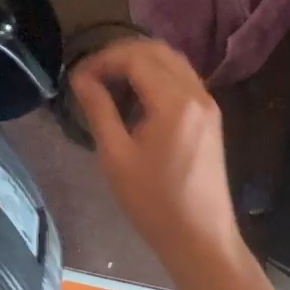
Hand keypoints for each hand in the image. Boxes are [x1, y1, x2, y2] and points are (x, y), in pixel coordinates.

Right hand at [70, 39, 245, 278]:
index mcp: (174, 102)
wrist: (201, 239)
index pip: (136, 58)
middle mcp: (196, 94)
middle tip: (92, 74)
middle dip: (121, 54)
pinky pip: (182, 78)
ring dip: (140, 61)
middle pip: (157, 51)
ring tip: (110, 81)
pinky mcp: (211, 116)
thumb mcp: (116, 157)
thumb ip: (99, 110)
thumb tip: (81, 78)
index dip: (103, 60)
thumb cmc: (154, 203)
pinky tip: (136, 96)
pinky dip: (158, 75)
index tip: (79, 77)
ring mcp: (208, 104)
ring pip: (172, 61)